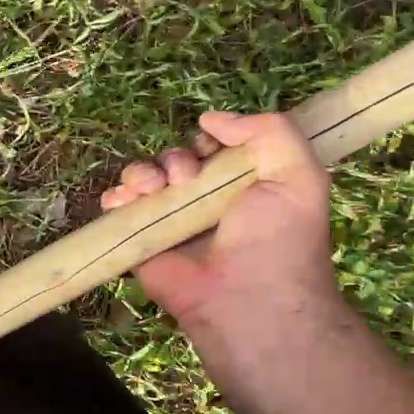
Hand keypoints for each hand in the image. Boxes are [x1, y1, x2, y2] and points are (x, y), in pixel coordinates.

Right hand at [99, 111, 339, 332]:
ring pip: (140, 177)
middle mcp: (202, 198)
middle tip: (185, 179)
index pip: (212, 147)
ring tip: (153, 190)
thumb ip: (270, 133)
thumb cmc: (277, 238)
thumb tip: (210, 117)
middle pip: (172, 159)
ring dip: (142, 174)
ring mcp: (167, 218)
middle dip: (174, 160)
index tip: (211, 149)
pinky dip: (115, 198)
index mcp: (242, 183)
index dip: (207, 140)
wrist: (244, 295)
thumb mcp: (299, 176)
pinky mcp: (137, 237)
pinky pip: (115, 207)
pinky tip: (126, 202)